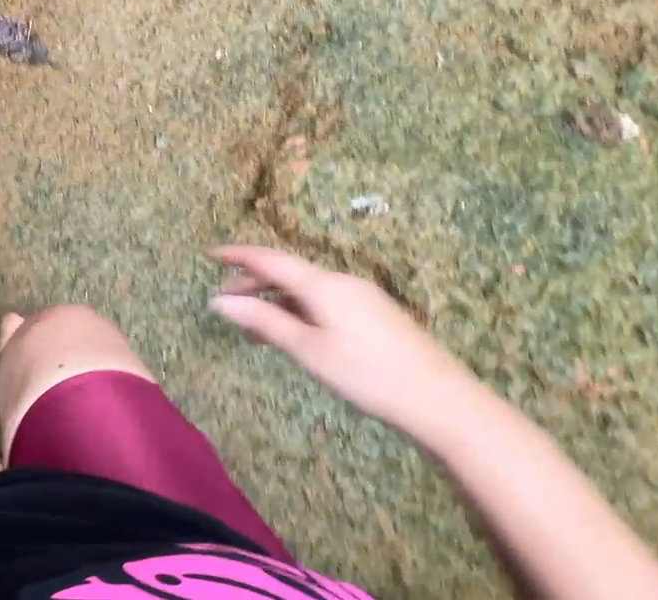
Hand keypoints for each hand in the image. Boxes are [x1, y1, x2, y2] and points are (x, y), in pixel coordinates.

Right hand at [207, 245, 484, 439]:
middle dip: (253, 282)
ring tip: (253, 325)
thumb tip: (219, 302)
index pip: (269, 259)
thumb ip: (263, 322)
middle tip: (226, 300)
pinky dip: (298, 310)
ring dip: (275, 300)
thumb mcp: (309, 349)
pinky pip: (324, 301)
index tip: (211, 253)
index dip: (238, 254)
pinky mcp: (375, 315)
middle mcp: (341, 282)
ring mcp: (362, 298)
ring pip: (306, 289)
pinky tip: (293, 334)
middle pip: (288, 272)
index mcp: (323, 284)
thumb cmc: (369, 374)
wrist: (446, 403)